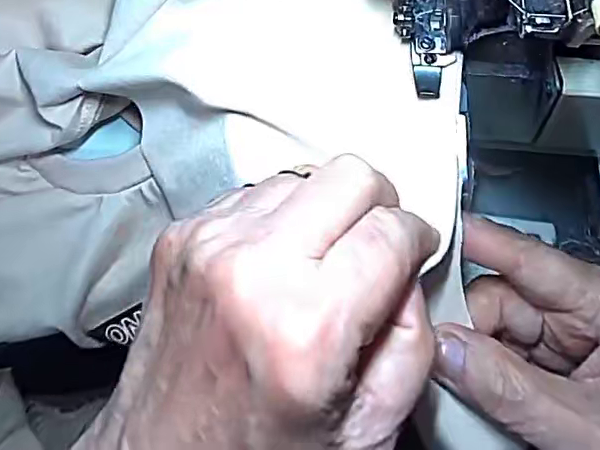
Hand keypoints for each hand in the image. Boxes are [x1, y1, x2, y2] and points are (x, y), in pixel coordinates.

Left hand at [79, 155, 441, 449]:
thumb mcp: (366, 430)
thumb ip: (411, 342)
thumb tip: (406, 266)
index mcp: (305, 328)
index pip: (390, 231)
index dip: (417, 236)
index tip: (415, 247)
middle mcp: (251, 268)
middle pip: (350, 175)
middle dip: (378, 203)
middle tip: (376, 241)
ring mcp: (210, 240)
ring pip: (303, 174)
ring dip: (324, 208)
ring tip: (318, 258)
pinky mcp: (183, 230)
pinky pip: (258, 190)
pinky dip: (280, 216)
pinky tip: (277, 260)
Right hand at [432, 215, 599, 449]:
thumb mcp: (594, 432)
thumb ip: (515, 390)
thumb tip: (445, 346)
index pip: (528, 256)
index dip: (474, 238)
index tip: (425, 228)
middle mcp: (581, 308)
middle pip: (496, 293)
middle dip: (466, 325)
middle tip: (438, 356)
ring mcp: (560, 336)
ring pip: (486, 324)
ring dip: (468, 354)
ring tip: (464, 391)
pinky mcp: (544, 364)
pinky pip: (492, 353)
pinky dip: (476, 372)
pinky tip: (475, 394)